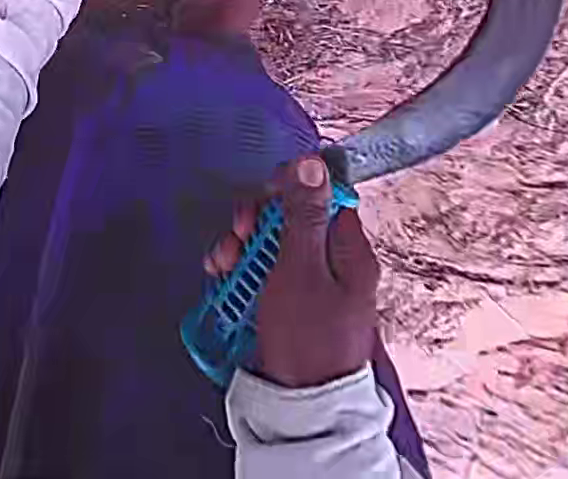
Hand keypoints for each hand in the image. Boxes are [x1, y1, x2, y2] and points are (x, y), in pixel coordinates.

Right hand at [205, 153, 380, 387]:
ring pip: (268, 239)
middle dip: (257, 219)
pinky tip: (221, 275)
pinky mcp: (282, 297)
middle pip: (289, 215)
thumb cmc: (306, 333)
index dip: (289, 188)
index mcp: (346, 248)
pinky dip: (238, 266)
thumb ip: (303, 214)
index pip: (320, 195)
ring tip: (224, 262)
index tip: (264, 198)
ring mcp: (304, 279)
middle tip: (241, 232)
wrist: (301, 408)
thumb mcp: (301, 268)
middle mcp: (328, 259)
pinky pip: (258, 266)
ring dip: (241, 243)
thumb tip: (312, 160)